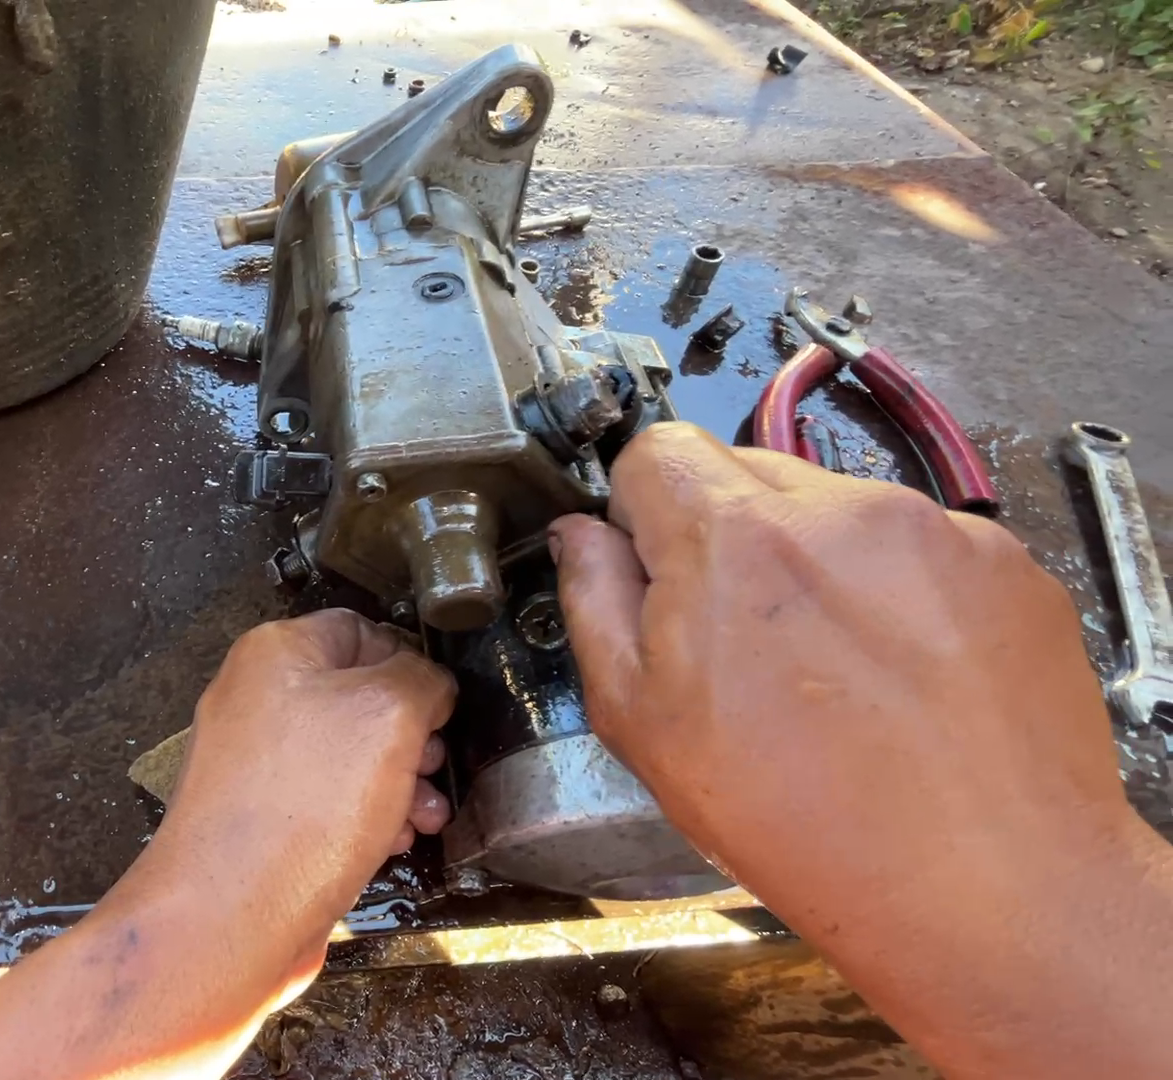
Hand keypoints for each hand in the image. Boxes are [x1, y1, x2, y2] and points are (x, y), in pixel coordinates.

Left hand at [140, 609, 455, 966]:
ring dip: (396, 779)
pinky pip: (321, 795)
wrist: (231, 913)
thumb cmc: (306, 802)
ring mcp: (251, 756)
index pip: (358, 630)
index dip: (407, 662)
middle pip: (354, 695)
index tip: (439, 703)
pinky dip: (362, 811)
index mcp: (275, 651)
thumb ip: (420, 677)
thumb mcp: (388, 712)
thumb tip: (427, 682)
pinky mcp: (256, 811)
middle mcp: (254, 695)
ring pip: (344, 751)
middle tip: (434, 765)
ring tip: (426, 816)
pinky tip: (391, 840)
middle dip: (409, 733)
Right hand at [550, 422, 1172, 1078]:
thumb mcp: (632, 710)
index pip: (654, 448)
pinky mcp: (1000, 561)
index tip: (647, 562)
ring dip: (787, 548)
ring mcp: (930, 529)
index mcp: (729, 540)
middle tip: (719, 619)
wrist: (984, 888)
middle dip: (707, 524)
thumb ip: (591, 596)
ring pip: (814, 497)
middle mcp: (833, 509)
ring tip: (806, 648)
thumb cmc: (777, 803)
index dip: (634, 502)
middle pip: (733, 465)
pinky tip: (876, 655)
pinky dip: (865, 573)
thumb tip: (579, 532)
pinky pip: (894, 534)